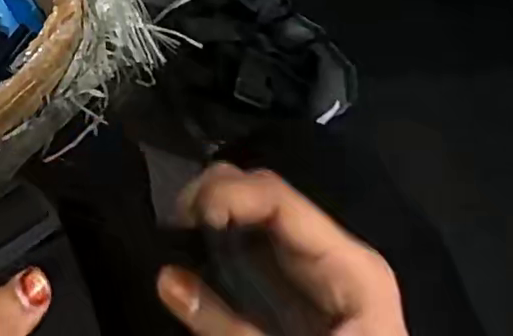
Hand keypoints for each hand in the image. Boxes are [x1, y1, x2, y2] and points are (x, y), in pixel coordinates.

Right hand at [156, 163, 407, 335]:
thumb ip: (228, 326)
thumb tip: (163, 277)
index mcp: (348, 264)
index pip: (275, 196)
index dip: (225, 193)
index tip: (187, 218)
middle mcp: (330, 248)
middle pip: (258, 190)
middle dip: (210, 197)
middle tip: (175, 227)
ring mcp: (312, 261)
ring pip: (249, 206)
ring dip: (207, 211)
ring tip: (178, 236)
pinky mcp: (293, 279)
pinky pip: (249, 236)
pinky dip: (216, 233)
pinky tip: (195, 249)